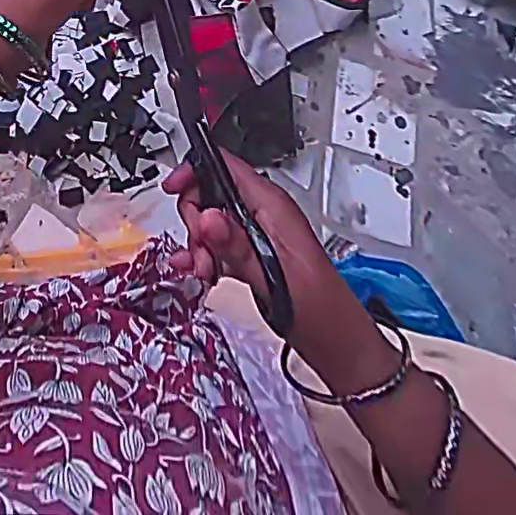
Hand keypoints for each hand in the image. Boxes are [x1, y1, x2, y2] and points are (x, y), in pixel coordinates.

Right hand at [164, 152, 393, 383]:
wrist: (341, 349)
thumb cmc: (323, 314)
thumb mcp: (273, 279)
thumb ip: (236, 246)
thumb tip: (207, 216)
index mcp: (272, 206)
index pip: (225, 165)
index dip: (194, 170)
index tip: (174, 188)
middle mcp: (263, 212)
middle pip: (209, 192)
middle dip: (194, 219)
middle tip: (199, 248)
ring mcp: (256, 231)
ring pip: (209, 219)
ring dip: (198, 243)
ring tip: (203, 268)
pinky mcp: (251, 250)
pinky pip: (216, 240)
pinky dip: (204, 255)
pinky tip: (202, 271)